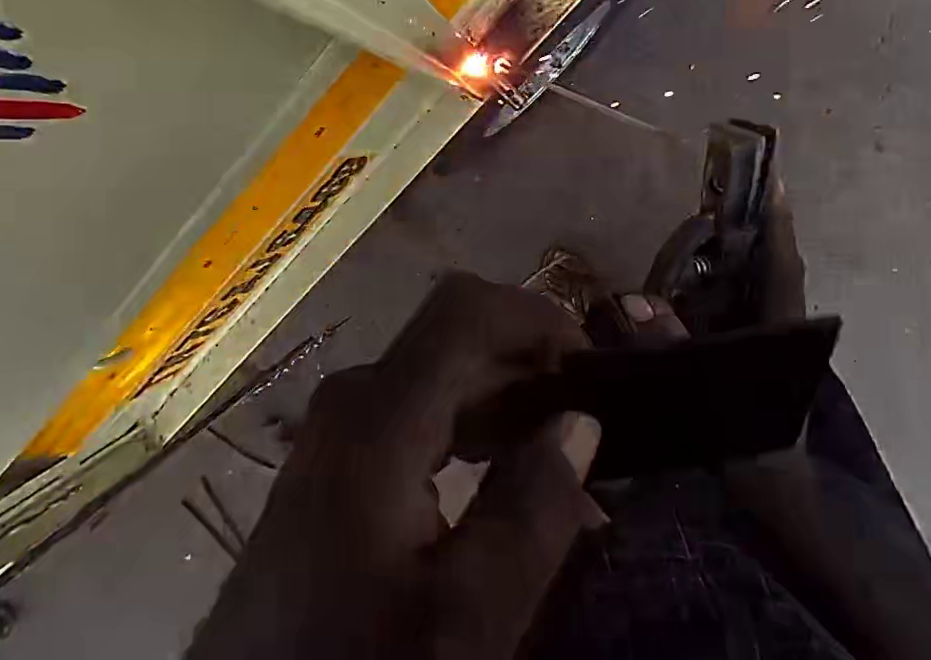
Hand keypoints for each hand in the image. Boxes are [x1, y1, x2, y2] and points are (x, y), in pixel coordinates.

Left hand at [187, 272, 603, 659]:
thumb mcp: (465, 618)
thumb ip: (531, 511)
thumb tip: (578, 421)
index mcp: (378, 420)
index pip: (465, 312)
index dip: (535, 317)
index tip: (591, 365)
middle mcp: (354, 398)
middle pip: (455, 334)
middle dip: (529, 361)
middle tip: (589, 421)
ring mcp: (341, 423)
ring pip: (441, 370)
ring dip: (506, 396)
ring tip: (558, 454)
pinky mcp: (339, 453)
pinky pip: (420, 406)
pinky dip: (473, 422)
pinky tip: (505, 472)